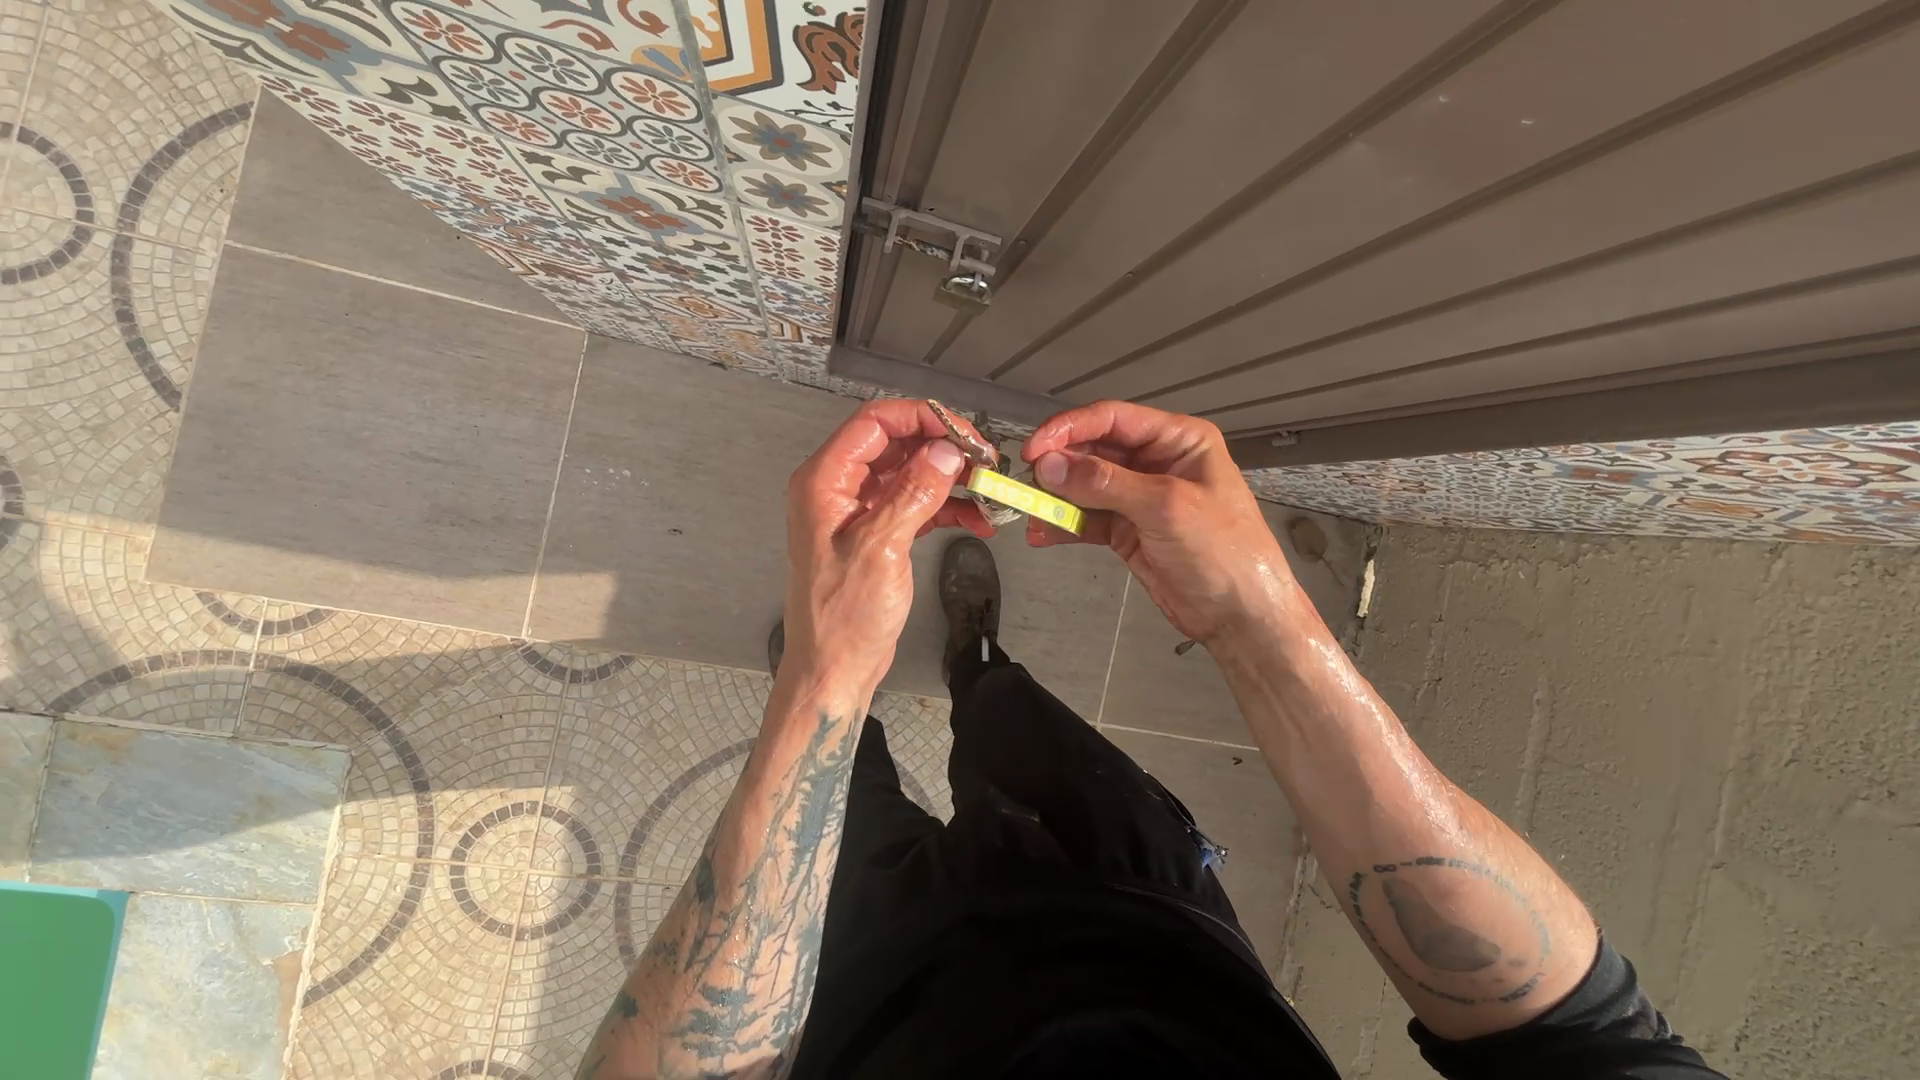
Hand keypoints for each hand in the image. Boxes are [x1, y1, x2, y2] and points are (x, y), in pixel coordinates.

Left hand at [783, 400, 994, 689]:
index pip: (875, 423)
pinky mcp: (879, 533)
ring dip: (951, 479)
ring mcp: (860, 511)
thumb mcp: (881, 548)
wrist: (834, 668)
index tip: (964, 432)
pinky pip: (916, 504)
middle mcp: (839, 487)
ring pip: (911, 473)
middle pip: (896, 444)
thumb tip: (948, 450)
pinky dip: (947, 508)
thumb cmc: (844, 615)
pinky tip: (979, 519)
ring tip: (990, 492)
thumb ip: (914, 493)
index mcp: (825, 481)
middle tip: (986, 462)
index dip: (922, 417)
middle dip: (943, 447)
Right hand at [1022, 401, 1297, 646]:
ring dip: (1056, 499)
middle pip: (1094, 451)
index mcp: (1177, 440)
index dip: (1069, 429)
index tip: (1034, 448)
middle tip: (1029, 484)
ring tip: (1032, 513)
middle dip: (1060, 466)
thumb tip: (1048, 465)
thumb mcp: (1165, 507)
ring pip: (1085, 487)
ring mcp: (1139, 498)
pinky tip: (1043, 535)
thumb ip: (1105, 484)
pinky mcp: (1127, 531)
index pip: (1113, 419)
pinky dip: (1064, 526)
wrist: (1240, 615)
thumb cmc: (1222, 550)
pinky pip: (1087, 520)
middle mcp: (1156, 462)